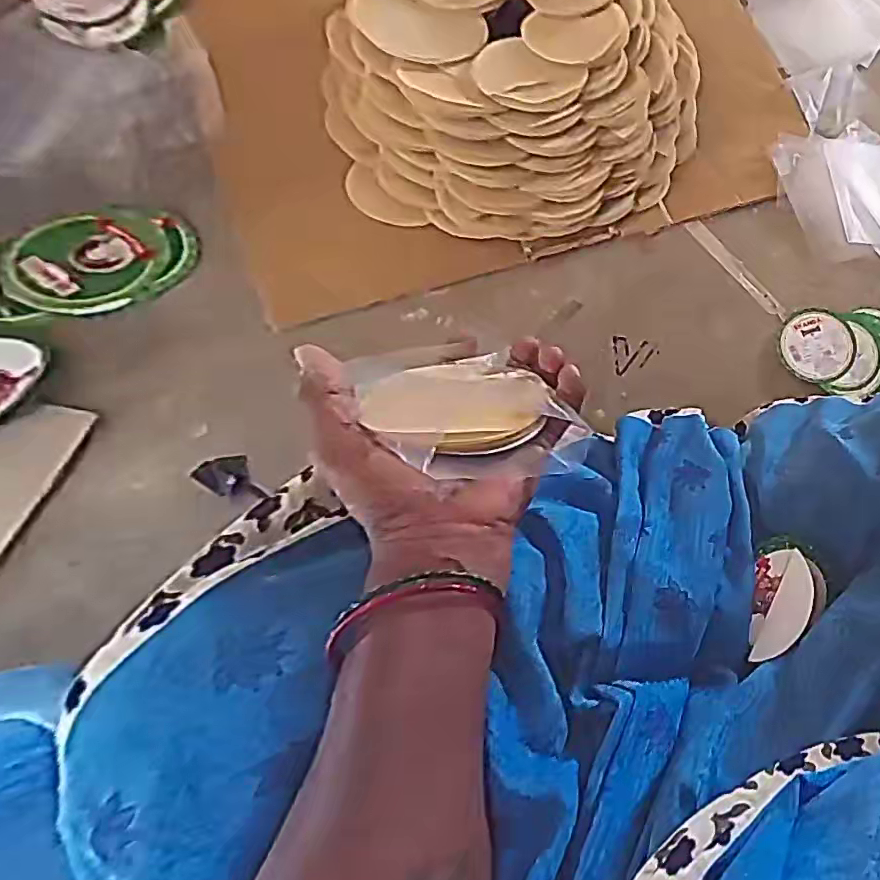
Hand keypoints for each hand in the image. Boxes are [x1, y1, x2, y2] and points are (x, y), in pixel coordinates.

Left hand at [294, 338, 587, 588]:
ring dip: (547, 368)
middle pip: (507, 380)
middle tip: (526, 345)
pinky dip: (571, 394)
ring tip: (548, 354)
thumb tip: (309, 353)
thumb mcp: (342, 448)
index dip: (466, 358)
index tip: (471, 343)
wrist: (440, 536)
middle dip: (520, 358)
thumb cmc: (390, 495)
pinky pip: (561, 417)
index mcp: (433, 421)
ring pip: (538, 392)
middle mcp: (477, 425)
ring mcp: (512, 438)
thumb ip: (328, 404)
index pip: (456, 379)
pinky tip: (569, 374)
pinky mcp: (539, 451)